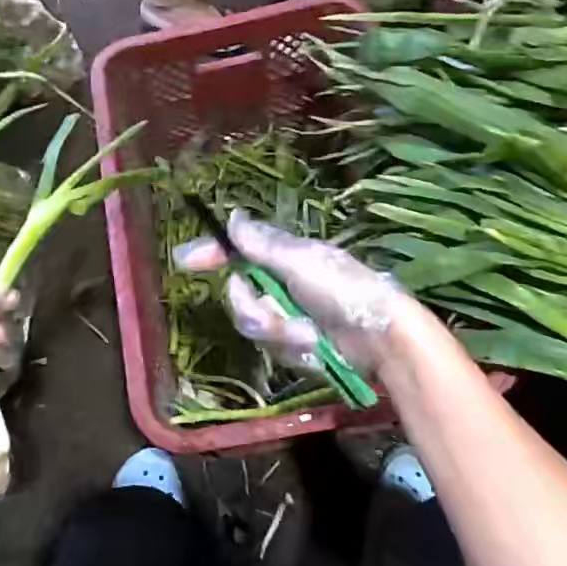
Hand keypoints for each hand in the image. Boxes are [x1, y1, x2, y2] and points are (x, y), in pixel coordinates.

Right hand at [173, 210, 416, 373]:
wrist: (381, 338)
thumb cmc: (344, 290)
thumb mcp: (301, 262)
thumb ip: (263, 245)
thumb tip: (233, 218)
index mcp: (282, 258)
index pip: (237, 252)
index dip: (212, 254)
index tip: (185, 259)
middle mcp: (279, 284)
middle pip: (238, 296)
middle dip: (254, 309)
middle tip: (274, 312)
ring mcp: (286, 316)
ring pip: (252, 324)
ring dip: (278, 330)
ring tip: (307, 334)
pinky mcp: (292, 344)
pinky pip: (272, 346)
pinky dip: (291, 347)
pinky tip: (313, 345)